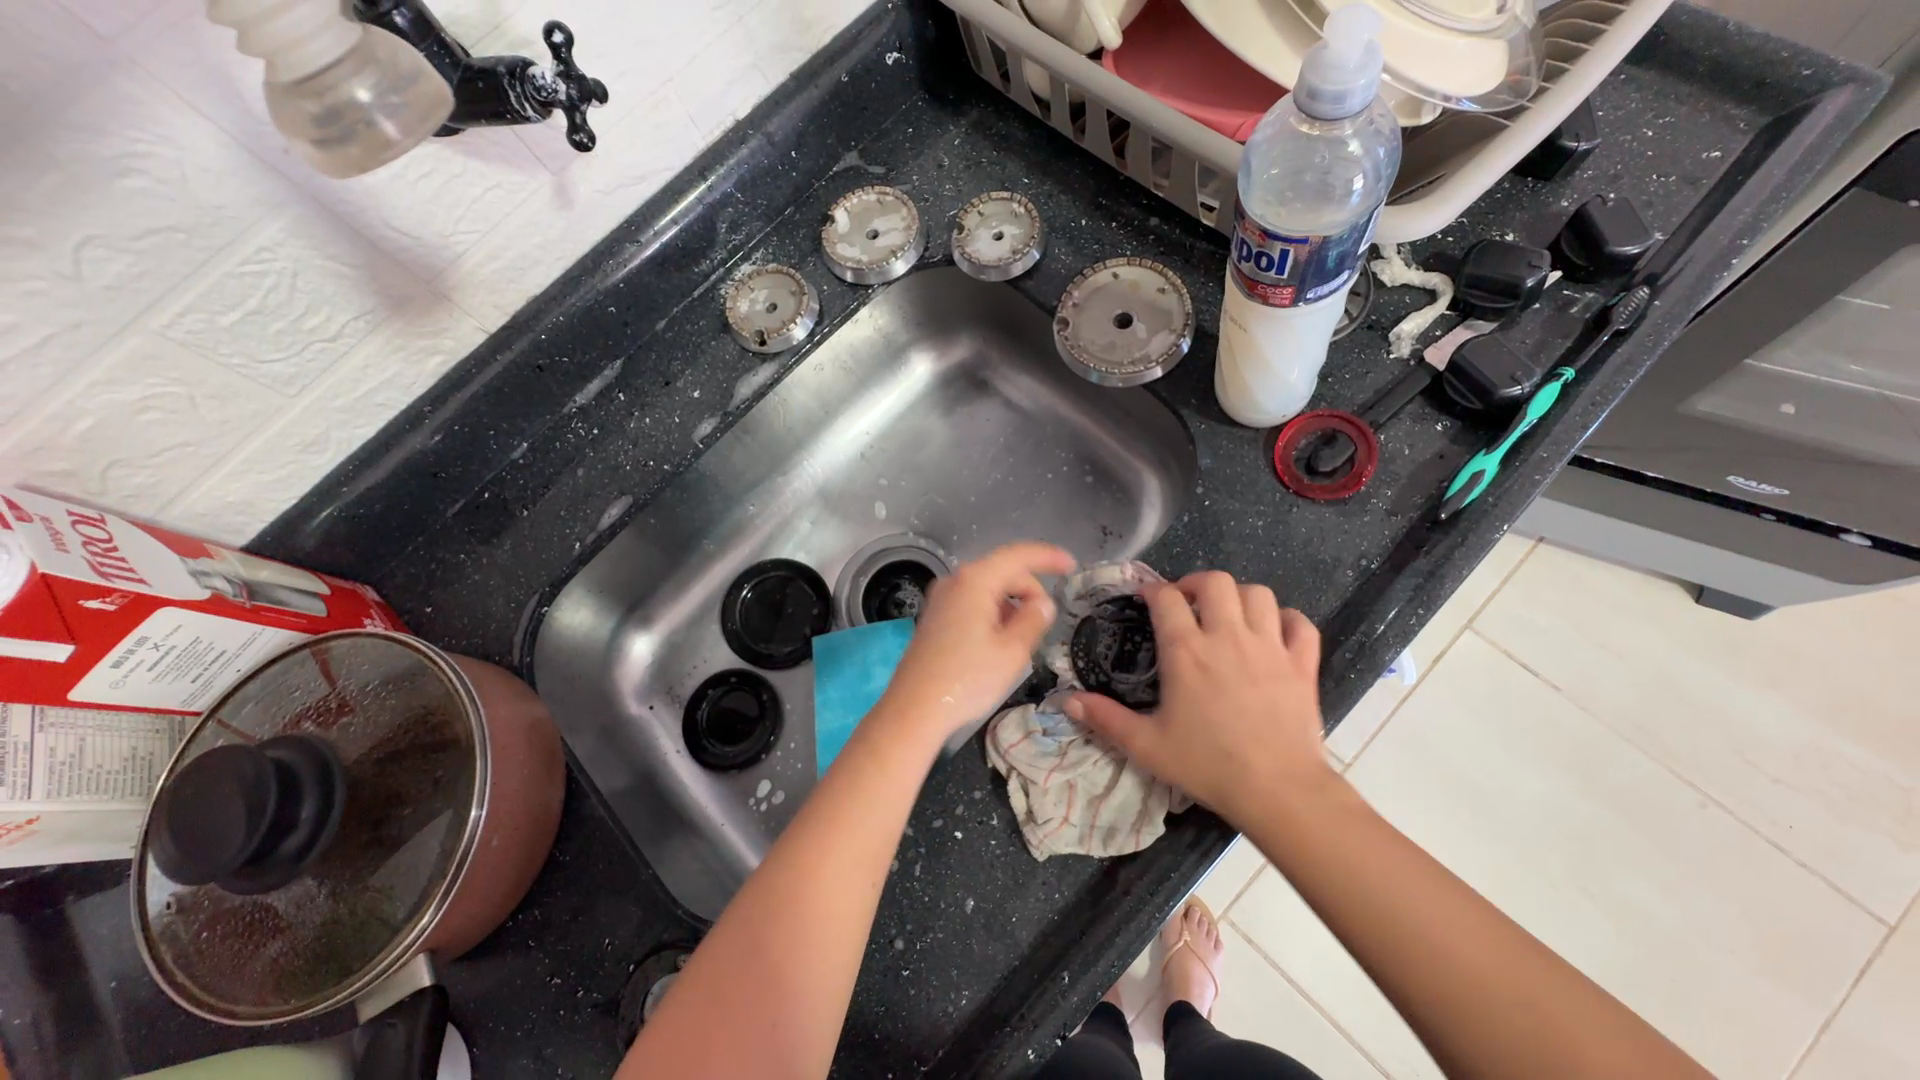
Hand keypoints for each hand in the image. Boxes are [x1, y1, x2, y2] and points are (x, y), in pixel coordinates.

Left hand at [875, 542, 1076, 742]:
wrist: (914, 709)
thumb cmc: (967, 679)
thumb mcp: (1012, 651)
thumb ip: (1034, 620)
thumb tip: (1042, 603)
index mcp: (974, 581)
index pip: (1019, 556)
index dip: (1049, 558)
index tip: (1072, 566)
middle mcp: (954, 582)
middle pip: (1002, 572)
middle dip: (1029, 590)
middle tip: (1045, 621)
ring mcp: (941, 599)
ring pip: (988, 589)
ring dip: (1011, 605)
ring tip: (1021, 639)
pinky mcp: (935, 618)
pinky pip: (973, 603)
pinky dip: (993, 614)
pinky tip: (998, 643)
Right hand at [1065, 571, 1333, 823]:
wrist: (1276, 788)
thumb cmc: (1207, 765)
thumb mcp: (1146, 745)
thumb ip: (1105, 718)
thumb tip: (1066, 700)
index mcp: (1186, 652)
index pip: (1167, 599)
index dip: (1153, 590)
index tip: (1146, 598)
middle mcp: (1228, 637)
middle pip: (1215, 582)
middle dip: (1196, 583)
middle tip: (1186, 602)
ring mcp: (1270, 647)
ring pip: (1259, 594)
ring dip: (1239, 596)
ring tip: (1227, 614)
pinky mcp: (1302, 664)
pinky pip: (1300, 623)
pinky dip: (1286, 619)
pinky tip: (1274, 631)